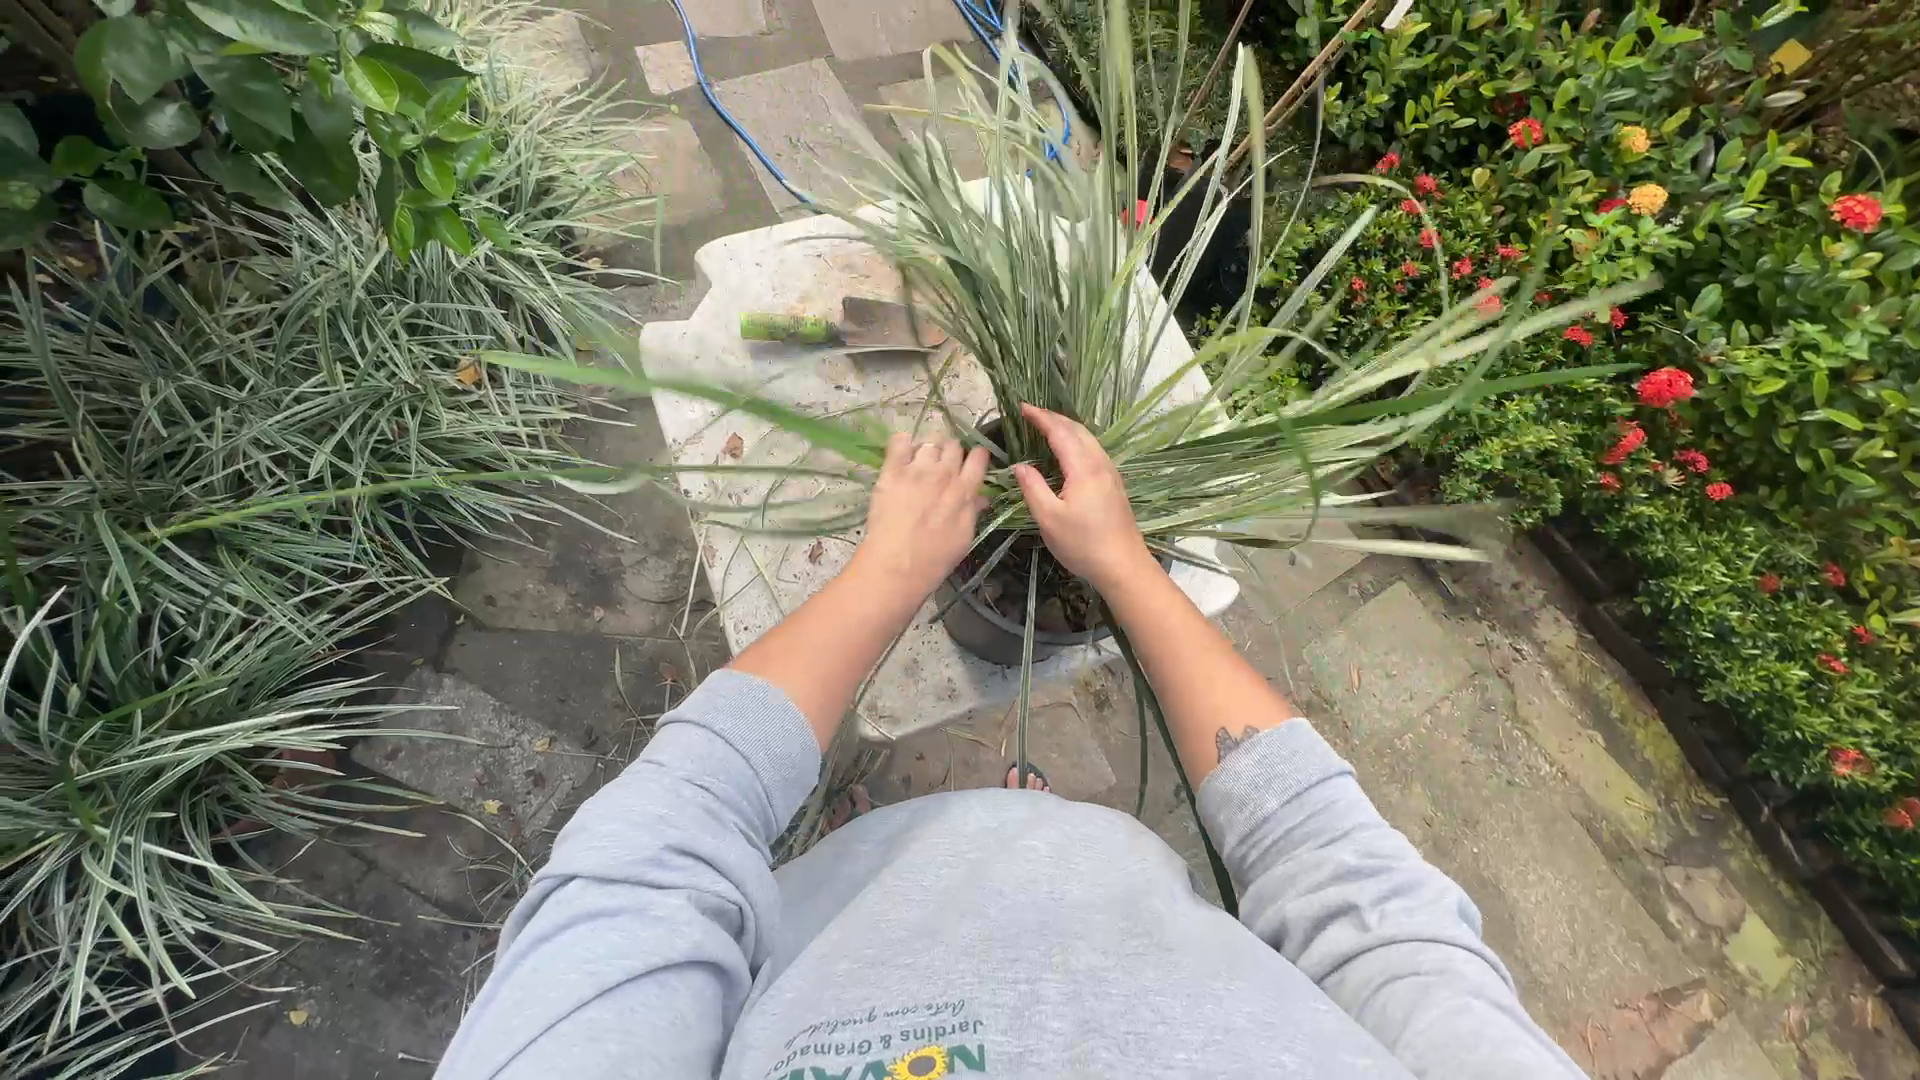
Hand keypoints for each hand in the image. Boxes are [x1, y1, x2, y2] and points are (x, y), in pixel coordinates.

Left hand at [848, 433, 989, 600]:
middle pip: (953, 445)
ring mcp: (917, 470)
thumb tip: (981, 498)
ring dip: (928, 449)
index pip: (979, 457)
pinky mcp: (892, 471)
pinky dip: (902, 443)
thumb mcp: (964, 538)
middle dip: (951, 452)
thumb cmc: (934, 559)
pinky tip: (902, 454)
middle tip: (943, 465)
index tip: (971, 463)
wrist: (897, 565)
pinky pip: (899, 442)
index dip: (976, 456)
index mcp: (965, 490)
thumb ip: (972, 512)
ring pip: (929, 441)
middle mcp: (944, 474)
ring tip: (921, 462)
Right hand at [1008, 403, 1154, 592]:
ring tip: (1047, 426)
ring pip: (1089, 439)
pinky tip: (1068, 450)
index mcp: (1083, 469)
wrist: (1123, 566)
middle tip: (1031, 413)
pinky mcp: (1114, 484)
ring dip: (1067, 428)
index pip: (1060, 432)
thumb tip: (1019, 466)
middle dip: (1054, 417)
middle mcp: (1100, 464)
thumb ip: (1033, 488)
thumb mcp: (1049, 519)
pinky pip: (1094, 450)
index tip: (1022, 408)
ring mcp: (1111, 473)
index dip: (1041, 418)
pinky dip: (1077, 441)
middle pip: (1078, 430)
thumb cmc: (1083, 545)